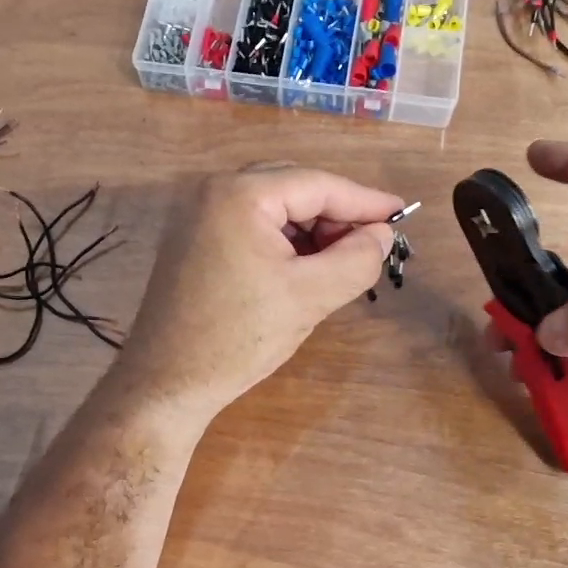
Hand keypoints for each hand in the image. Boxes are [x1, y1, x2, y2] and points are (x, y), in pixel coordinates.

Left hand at [109, 164, 402, 421]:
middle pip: (293, 188)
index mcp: (239, 194)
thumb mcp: (310, 297)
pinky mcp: (191, 242)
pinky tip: (301, 271)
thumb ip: (356, 259)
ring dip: (310, 231)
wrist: (166, 383)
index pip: (317, 184)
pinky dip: (282, 243)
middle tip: (369, 246)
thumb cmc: (239, 338)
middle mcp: (212, 192)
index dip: (364, 200)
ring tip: (338, 265)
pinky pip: (250, 227)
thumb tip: (382, 235)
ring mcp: (196, 216)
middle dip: (335, 216)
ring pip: (272, 209)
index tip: (402, 213)